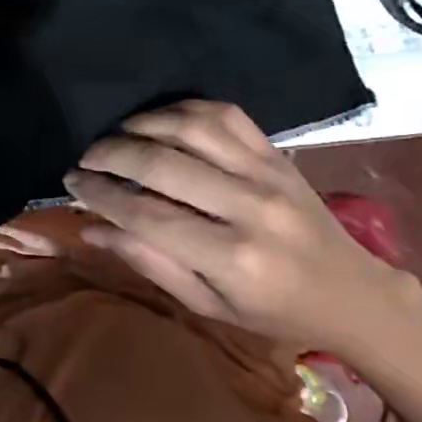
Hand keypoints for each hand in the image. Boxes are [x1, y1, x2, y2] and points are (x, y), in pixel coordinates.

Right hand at [63, 100, 420, 350]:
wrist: (350, 290)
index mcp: (231, 258)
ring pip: (192, 127)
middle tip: (84, 159)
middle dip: (112, 156)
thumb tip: (93, 228)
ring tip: (116, 136)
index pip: (148, 215)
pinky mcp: (277, 153)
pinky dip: (185, 109)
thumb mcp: (208, 305)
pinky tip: (160, 120)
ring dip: (143, 124)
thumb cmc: (274, 313)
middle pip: (163, 164)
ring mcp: (267, 172)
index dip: (102, 196)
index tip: (72, 184)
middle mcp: (248, 206)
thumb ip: (151, 263)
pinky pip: (226, 114)